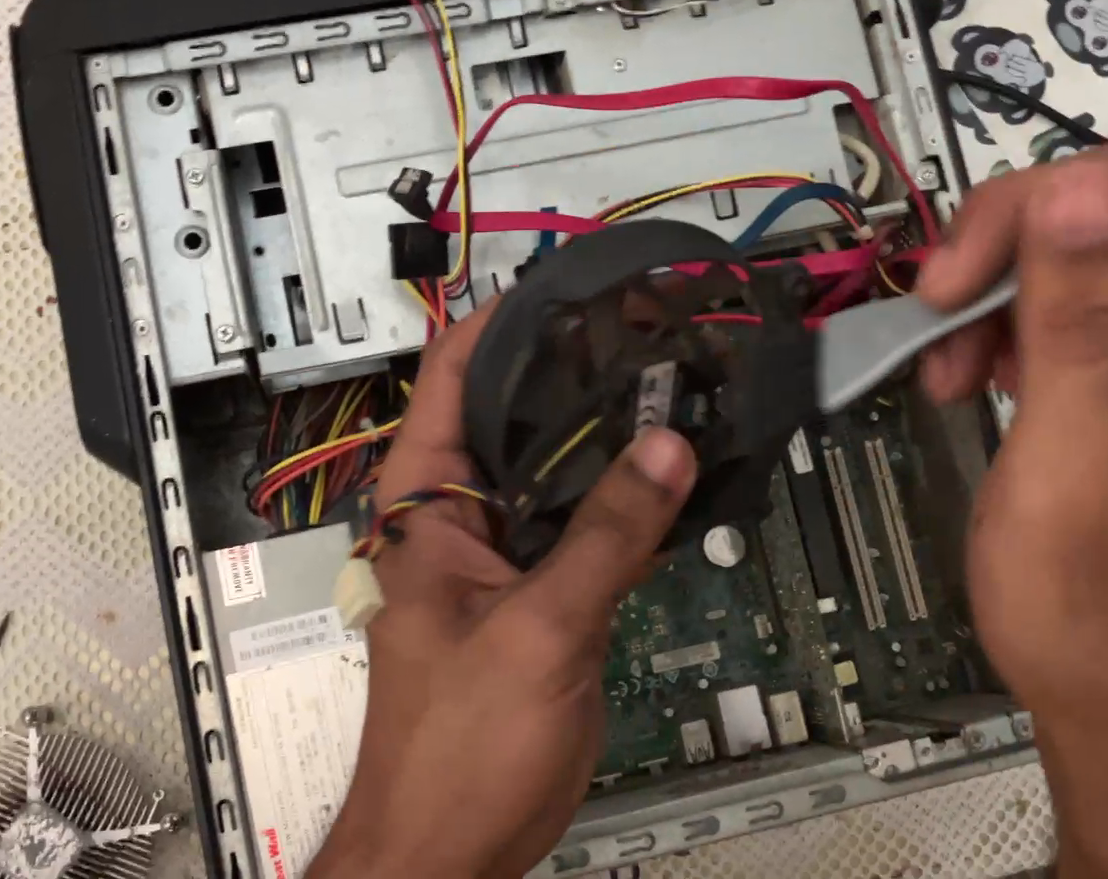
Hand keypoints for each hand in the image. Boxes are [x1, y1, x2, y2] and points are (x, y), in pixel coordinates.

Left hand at [308, 305, 698, 878]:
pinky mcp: (545, 581)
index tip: (580, 285)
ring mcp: (508, 543)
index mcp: (426, 496)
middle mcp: (463, 505)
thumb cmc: (459, 745)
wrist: (452, 847)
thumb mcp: (537, 630)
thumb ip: (606, 537)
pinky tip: (681, 468)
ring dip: (613, 430)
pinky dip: (630, 494)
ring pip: (562, 464)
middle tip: (655, 328)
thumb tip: (668, 447)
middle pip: (519, 409)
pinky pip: (590, 517)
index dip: (511, 316)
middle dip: (582, 368)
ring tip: (679, 380)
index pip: (458, 370)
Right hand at [914, 148, 1107, 877]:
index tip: (941, 290)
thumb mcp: (1067, 461)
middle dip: (993, 264)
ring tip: (944, 376)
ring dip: (985, 306)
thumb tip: (1086, 177)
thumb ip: (1076, 322)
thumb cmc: (1086, 608)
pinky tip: (965, 382)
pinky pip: (1059, 322)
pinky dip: (996, 338)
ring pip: (1064, 271)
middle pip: (1093, 228)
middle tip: (930, 329)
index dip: (1022, 222)